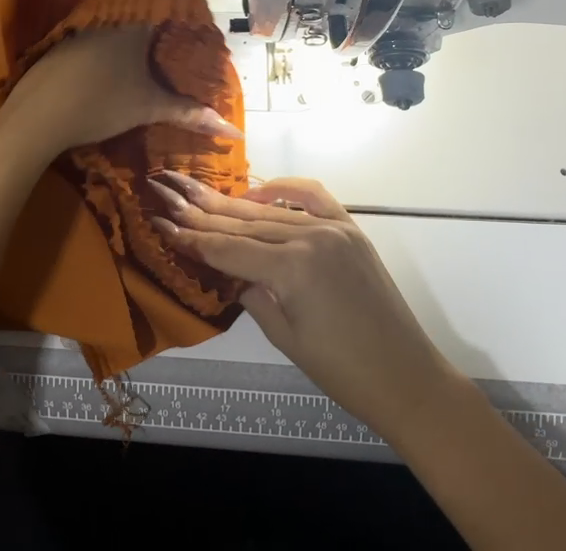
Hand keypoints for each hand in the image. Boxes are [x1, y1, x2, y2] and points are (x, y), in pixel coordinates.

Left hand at [0, 26, 241, 164]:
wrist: (37, 116)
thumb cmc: (100, 105)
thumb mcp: (149, 108)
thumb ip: (190, 114)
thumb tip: (235, 133)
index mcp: (134, 24)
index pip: (166, 5)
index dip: (182, 13)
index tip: (196, 26)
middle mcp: (108, 17)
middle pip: (140, 11)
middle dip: (159, 23)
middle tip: (177, 41)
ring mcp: (81, 27)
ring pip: (115, 21)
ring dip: (131, 31)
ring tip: (150, 51)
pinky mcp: (61, 42)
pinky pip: (94, 32)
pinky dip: (108, 43)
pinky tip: (112, 61)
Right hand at [150, 174, 456, 436]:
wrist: (405, 377)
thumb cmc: (342, 371)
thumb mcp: (285, 338)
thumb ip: (253, 296)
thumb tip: (231, 270)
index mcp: (291, 269)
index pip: (228, 249)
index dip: (192, 238)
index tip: (160, 221)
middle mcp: (310, 238)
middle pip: (245, 223)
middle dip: (203, 211)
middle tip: (168, 193)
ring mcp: (333, 229)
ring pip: (271, 211)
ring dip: (233, 203)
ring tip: (198, 192)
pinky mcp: (351, 230)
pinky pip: (312, 196)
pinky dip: (284, 188)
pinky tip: (259, 188)